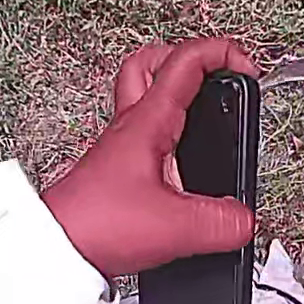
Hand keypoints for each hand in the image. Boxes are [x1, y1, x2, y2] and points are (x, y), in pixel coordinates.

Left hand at [42, 38, 258, 277]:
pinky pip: (141, 138)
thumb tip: (243, 219)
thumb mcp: (174, 226)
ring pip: (142, 98)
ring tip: (201, 110)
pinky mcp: (114, 172)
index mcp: (146, 123)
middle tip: (213, 74)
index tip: (248, 71)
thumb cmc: (94, 225)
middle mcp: (129, 128)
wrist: (54, 248)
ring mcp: (119, 148)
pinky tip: (177, 164)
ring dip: (171, 94)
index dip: (224, 54)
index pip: (186, 62)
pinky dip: (164, 137)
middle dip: (186, 58)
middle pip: (149, 65)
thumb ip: (220, 222)